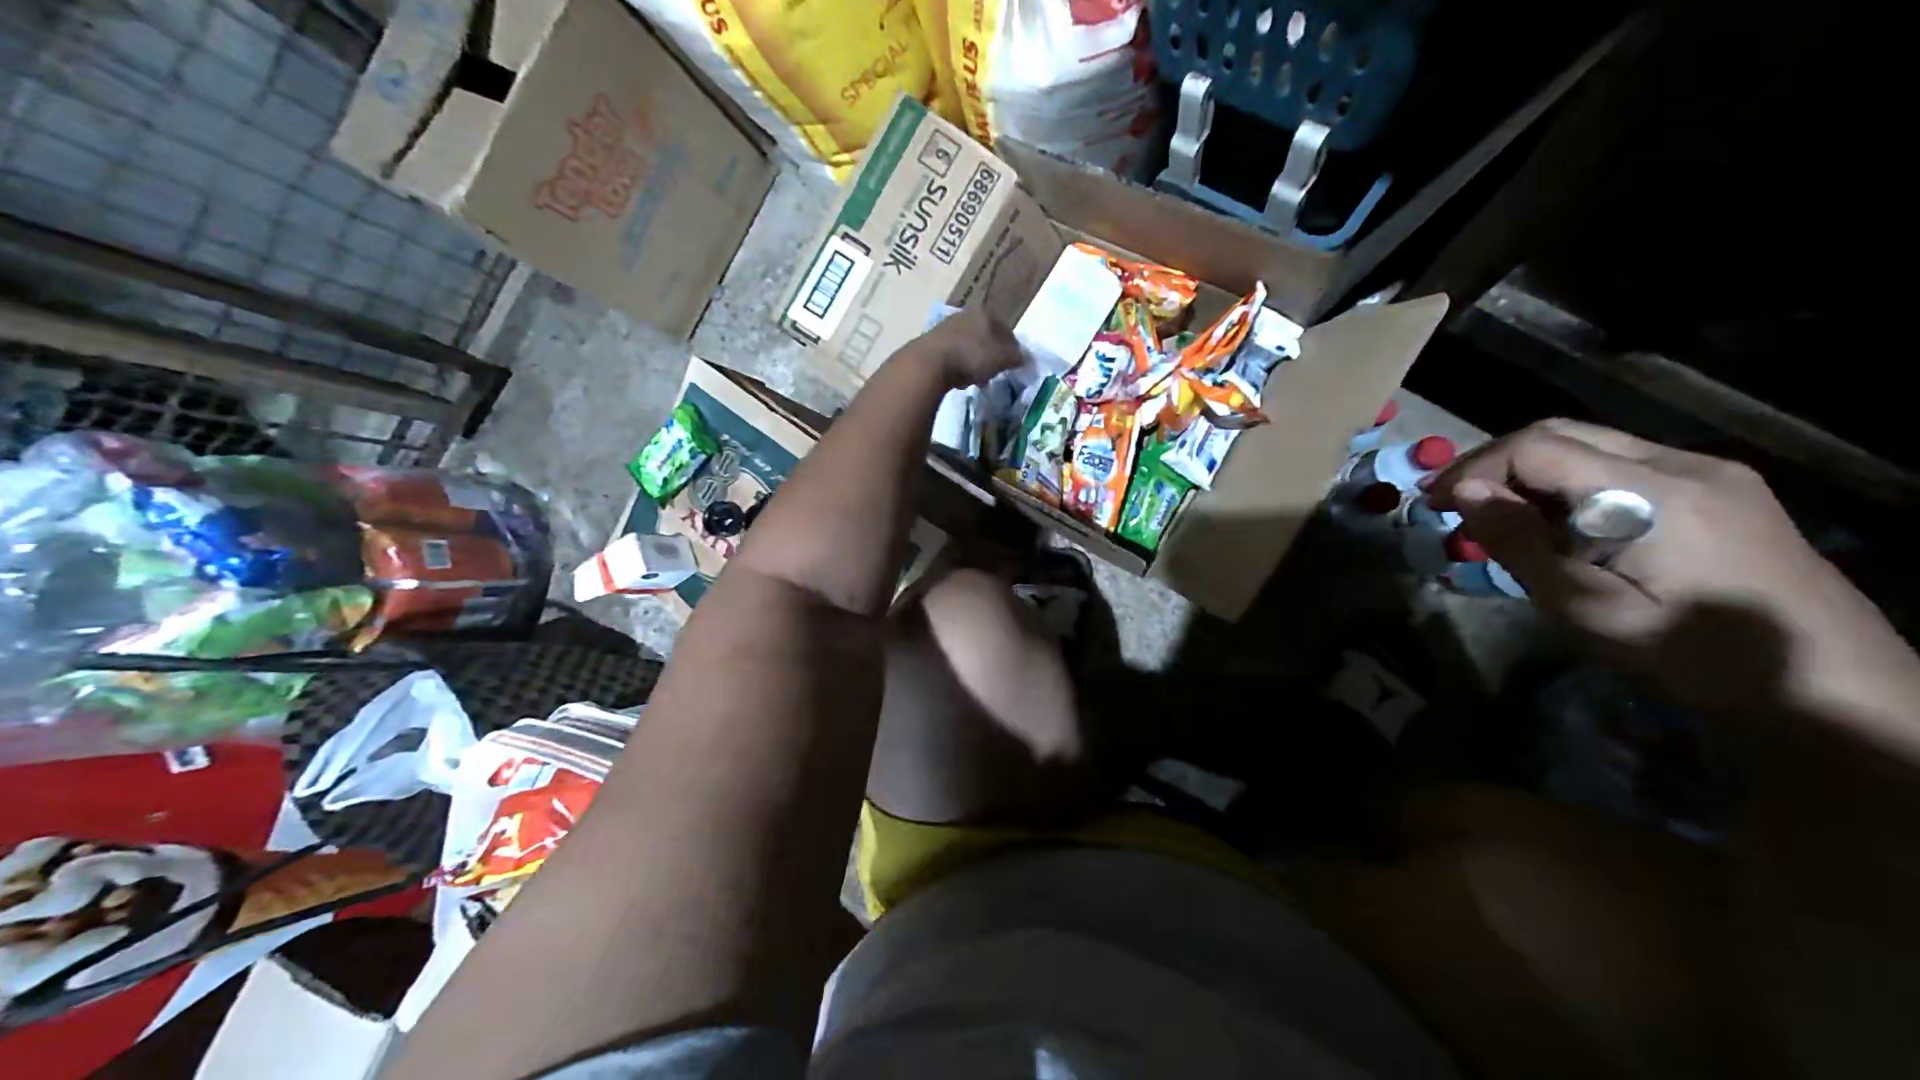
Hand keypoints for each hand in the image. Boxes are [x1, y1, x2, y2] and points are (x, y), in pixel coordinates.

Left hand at [916, 307, 1021, 387]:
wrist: (930, 363)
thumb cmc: (972, 356)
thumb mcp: (1003, 358)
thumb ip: (1017, 357)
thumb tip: (1024, 358)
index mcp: (986, 312)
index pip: (1006, 328)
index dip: (1012, 348)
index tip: (1012, 365)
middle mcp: (965, 314)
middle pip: (986, 336)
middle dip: (991, 355)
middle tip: (994, 372)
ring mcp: (946, 327)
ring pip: (969, 345)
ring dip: (975, 361)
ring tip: (976, 379)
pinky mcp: (931, 342)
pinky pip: (953, 354)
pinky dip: (958, 366)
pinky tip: (958, 379)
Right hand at [1423, 420, 1897, 717]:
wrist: (1833, 685)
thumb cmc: (1696, 655)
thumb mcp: (1589, 609)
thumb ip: (1521, 545)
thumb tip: (1464, 494)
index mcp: (1655, 492)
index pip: (1539, 447)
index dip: (1474, 468)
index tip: (1434, 505)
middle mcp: (1685, 464)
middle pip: (1562, 433)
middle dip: (1493, 464)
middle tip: (1451, 505)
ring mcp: (1709, 473)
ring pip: (1590, 446)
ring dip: (1528, 474)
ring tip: (1494, 518)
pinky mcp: (1719, 490)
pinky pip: (1621, 467)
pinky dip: (1567, 484)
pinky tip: (1554, 524)